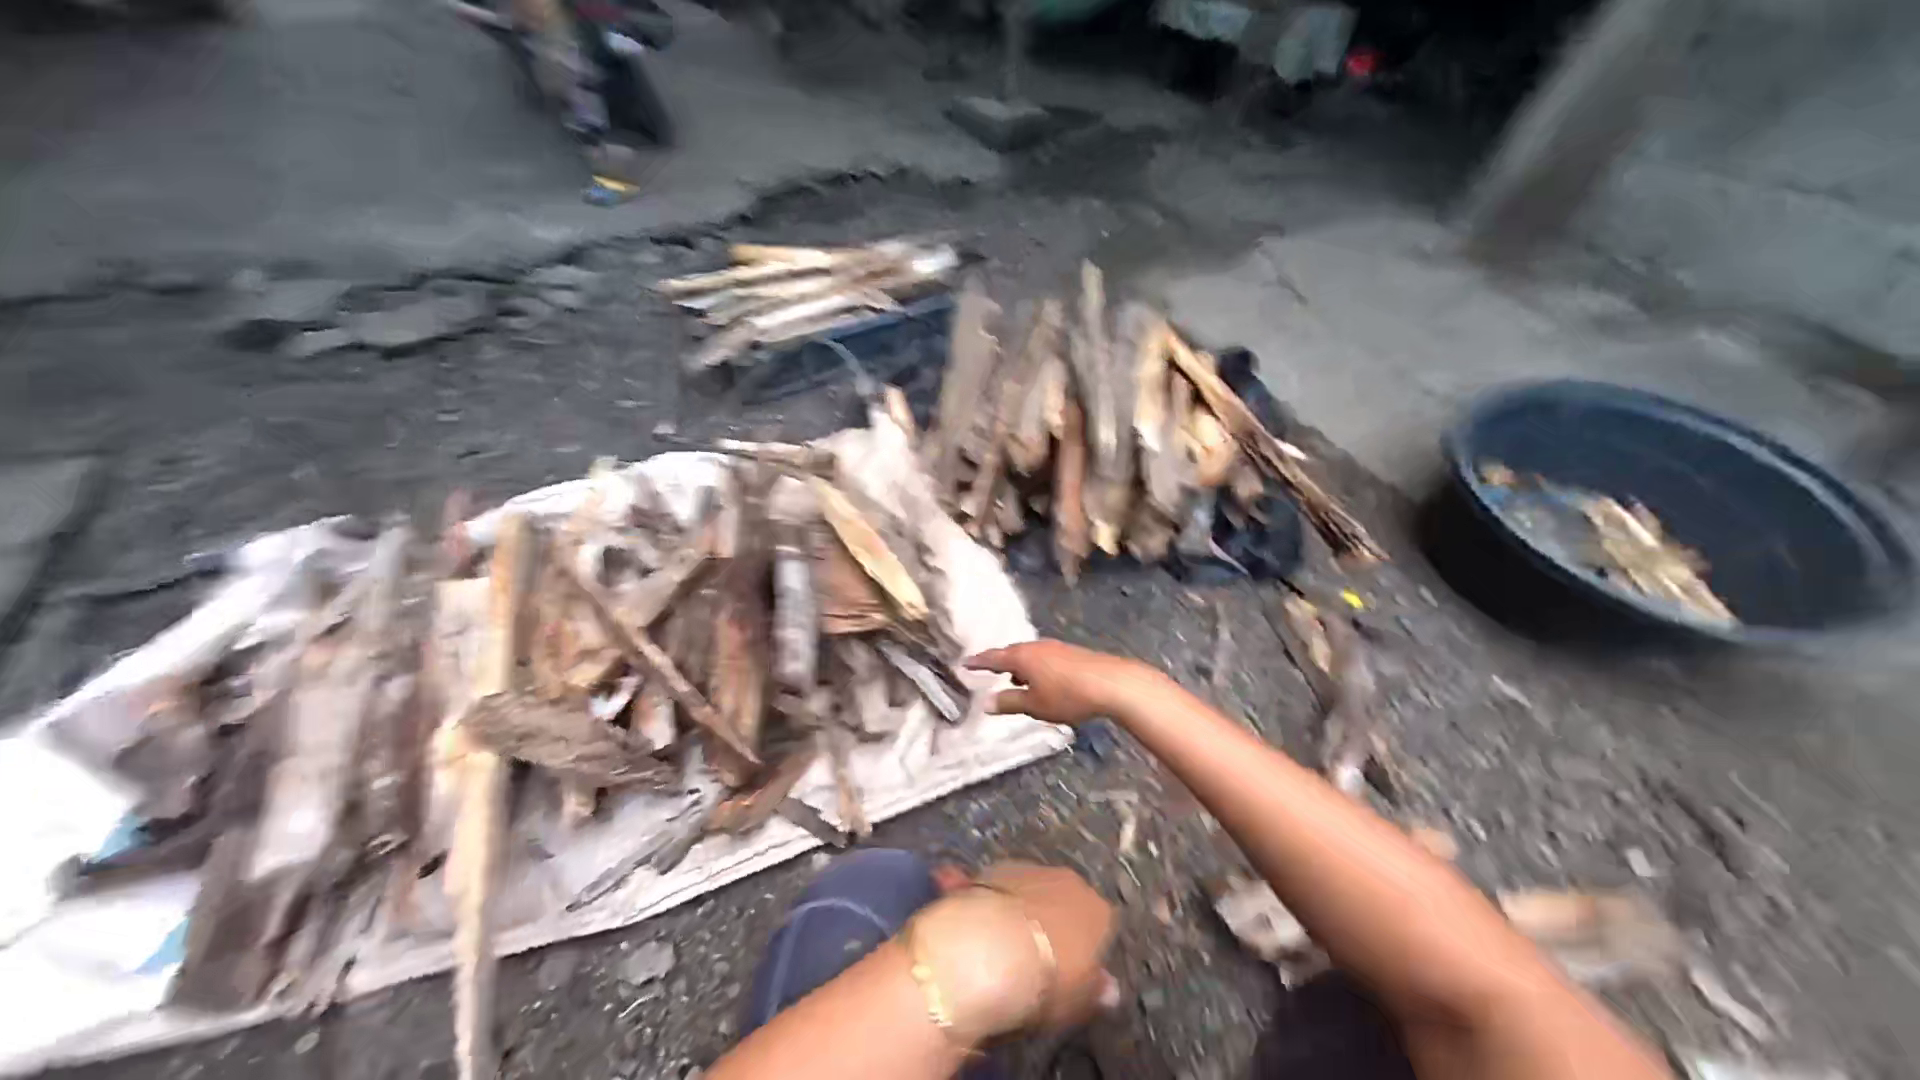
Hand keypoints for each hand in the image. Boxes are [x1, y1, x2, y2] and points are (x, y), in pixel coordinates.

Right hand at [964, 640, 1163, 726]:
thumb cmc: (1067, 695)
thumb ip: (1008, 702)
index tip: (964, 663)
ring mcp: (1055, 648)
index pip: (993, 657)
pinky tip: (1040, 680)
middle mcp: (1035, 647)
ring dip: (1018, 665)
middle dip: (999, 661)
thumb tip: (985, 702)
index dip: (978, 662)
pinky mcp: (1070, 654)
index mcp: (1021, 657)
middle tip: (986, 669)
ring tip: (1013, 679)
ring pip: (1028, 654)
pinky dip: (1034, 667)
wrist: (1112, 683)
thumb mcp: (1034, 704)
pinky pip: (1042, 657)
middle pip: (1011, 652)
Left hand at [978, 862, 1118, 1030]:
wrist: (992, 943)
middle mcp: (1072, 882)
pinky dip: (1005, 900)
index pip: (1104, 924)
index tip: (1078, 967)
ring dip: (1031, 907)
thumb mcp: (1079, 1002)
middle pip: (1071, 900)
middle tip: (1045, 953)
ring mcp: (1035, 869)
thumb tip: (1109, 989)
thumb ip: (1096, 992)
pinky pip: (1010, 885)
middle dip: (1061, 921)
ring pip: (1039, 889)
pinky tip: (991, 922)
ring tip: (1012, 939)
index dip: (1091, 946)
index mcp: (1099, 912)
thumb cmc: (1047, 979)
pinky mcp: (1000, 866)